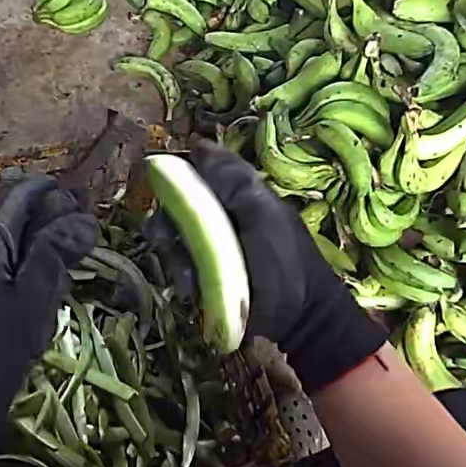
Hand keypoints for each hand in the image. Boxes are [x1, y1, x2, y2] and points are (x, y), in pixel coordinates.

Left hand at [0, 176, 97, 466]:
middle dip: (41, 215)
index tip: (82, 204)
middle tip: (78, 230)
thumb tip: (81, 217)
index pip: (16, 195)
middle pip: (2, 215)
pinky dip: (10, 261)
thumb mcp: (35, 300)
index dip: (51, 193)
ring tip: (60, 254)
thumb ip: (54, 253)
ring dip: (26, 239)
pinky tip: (28, 281)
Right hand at [161, 142, 386, 392]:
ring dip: (174, 256)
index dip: (176, 176)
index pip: (195, 171)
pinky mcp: (203, 277)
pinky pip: (177, 267)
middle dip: (168, 223)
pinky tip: (191, 290)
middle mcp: (220, 216)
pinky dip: (180, 277)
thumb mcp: (263, 215)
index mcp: (238, 194)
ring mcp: (210, 248)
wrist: (299, 321)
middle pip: (175, 206)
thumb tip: (200, 145)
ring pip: (171, 238)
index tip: (166, 191)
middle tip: (166, 239)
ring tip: (189, 278)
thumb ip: (233, 181)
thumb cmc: (287, 263)